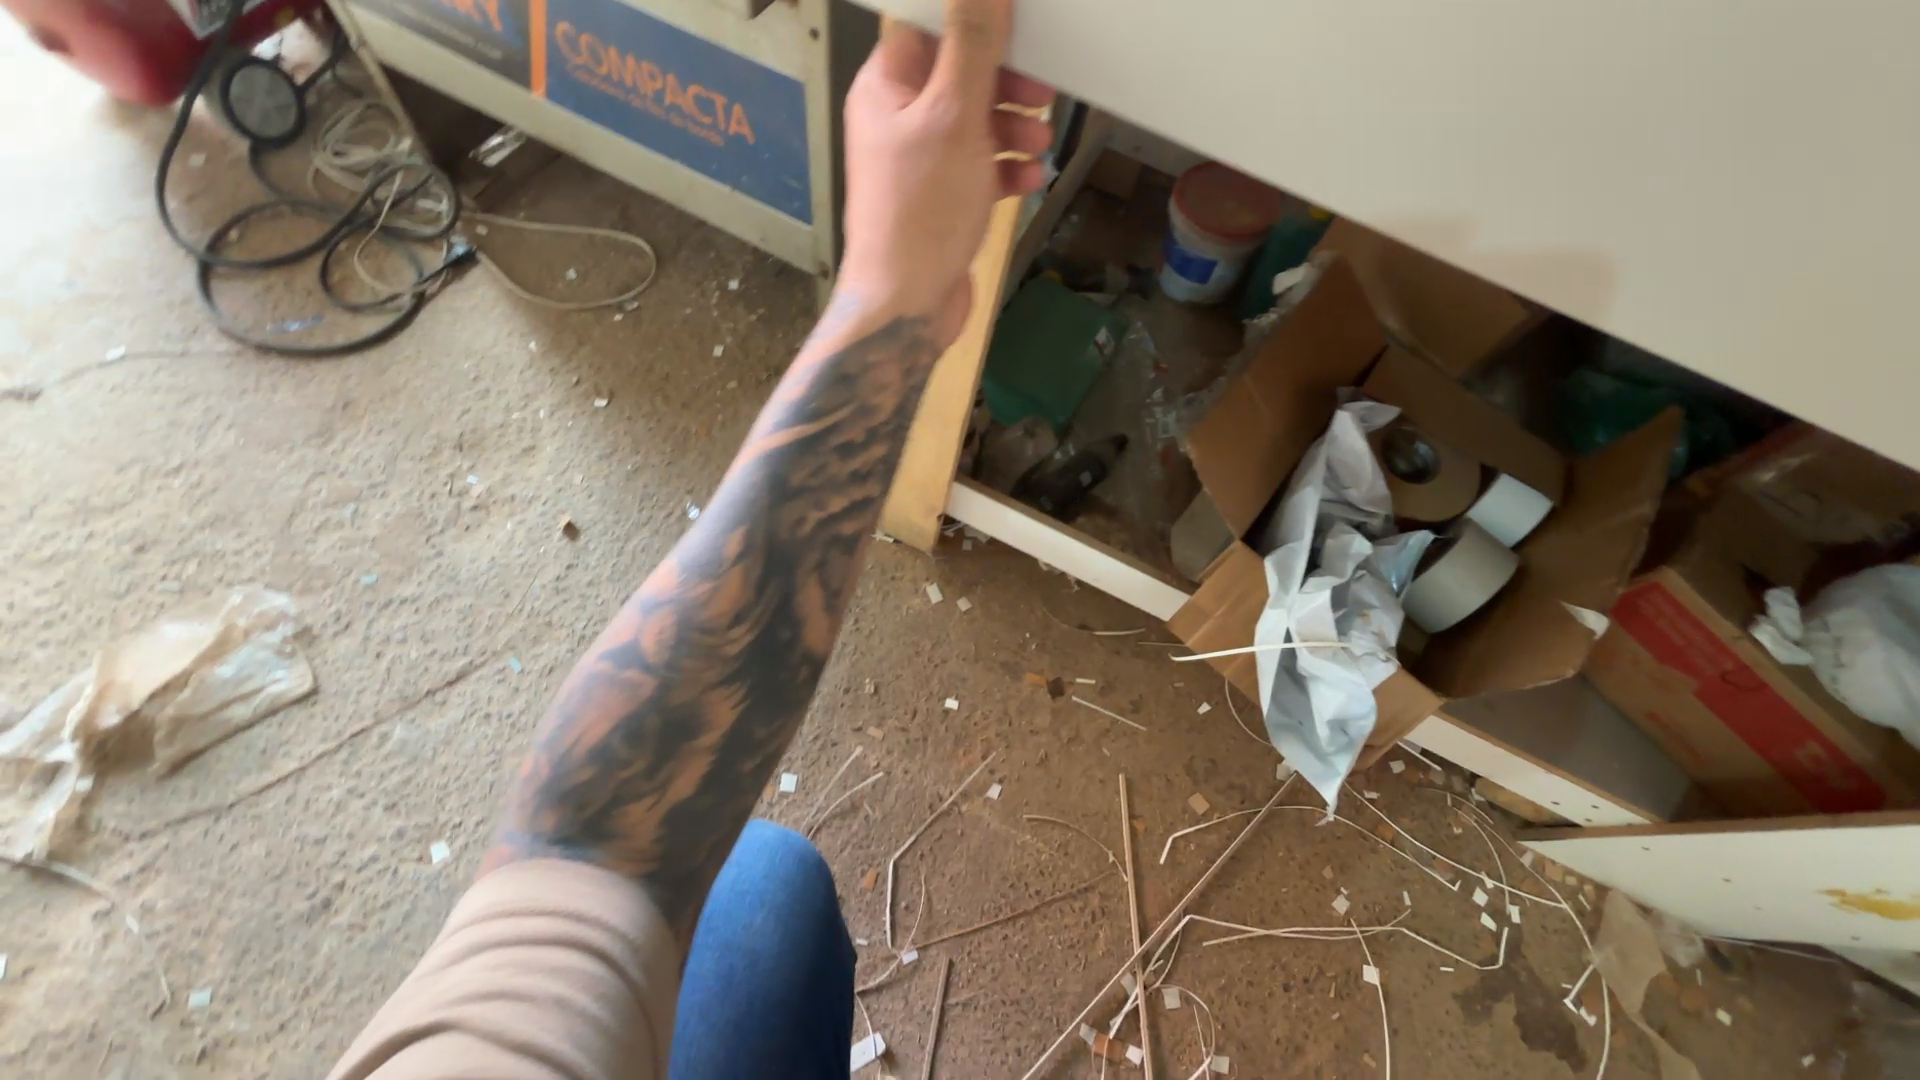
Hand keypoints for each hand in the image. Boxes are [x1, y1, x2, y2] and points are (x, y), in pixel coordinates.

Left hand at [836, 0, 1053, 344]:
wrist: (905, 306)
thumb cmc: (920, 214)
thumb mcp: (953, 118)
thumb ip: (972, 46)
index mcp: (886, 89)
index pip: (931, 28)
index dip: (976, 24)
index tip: (1021, 32)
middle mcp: (899, 122)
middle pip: (961, 76)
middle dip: (1005, 84)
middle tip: (1041, 95)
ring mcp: (921, 164)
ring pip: (976, 125)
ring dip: (1013, 129)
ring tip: (1038, 145)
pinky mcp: (943, 200)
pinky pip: (980, 169)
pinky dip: (1006, 170)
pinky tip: (1029, 180)